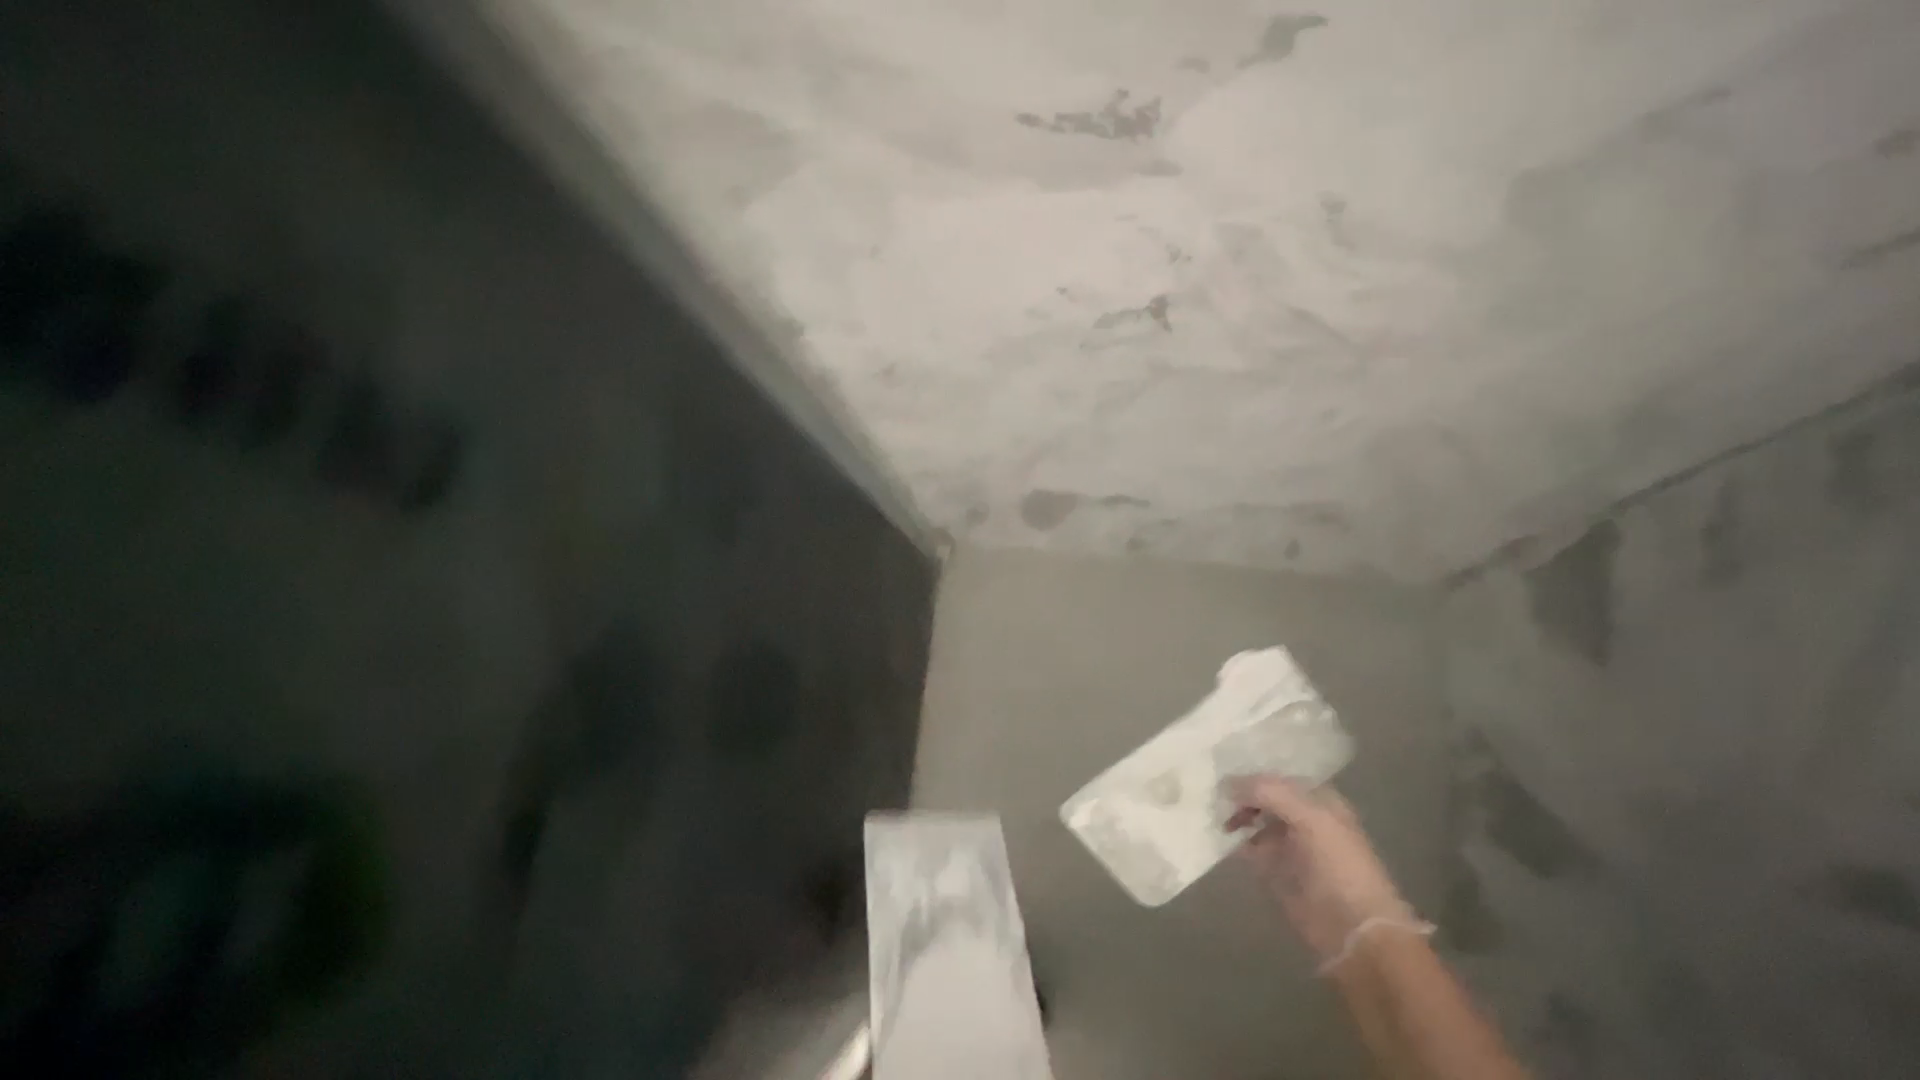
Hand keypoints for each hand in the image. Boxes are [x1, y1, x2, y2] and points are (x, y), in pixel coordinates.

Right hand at [1225, 776, 1412, 962]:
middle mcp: (1304, 819)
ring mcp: (1289, 846)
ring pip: (1255, 822)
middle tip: (1212, 796)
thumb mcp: (1310, 818)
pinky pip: (1249, 850)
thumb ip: (1270, 793)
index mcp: (1320, 802)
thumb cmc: (1339, 866)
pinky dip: (1234, 843)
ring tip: (1212, 815)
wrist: (1353, 928)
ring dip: (1235, 817)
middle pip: (1265, 798)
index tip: (1221, 774)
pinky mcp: (1276, 872)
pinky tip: (1219, 838)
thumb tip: (1226, 783)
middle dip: (1240, 795)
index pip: (1280, 778)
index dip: (1253, 774)